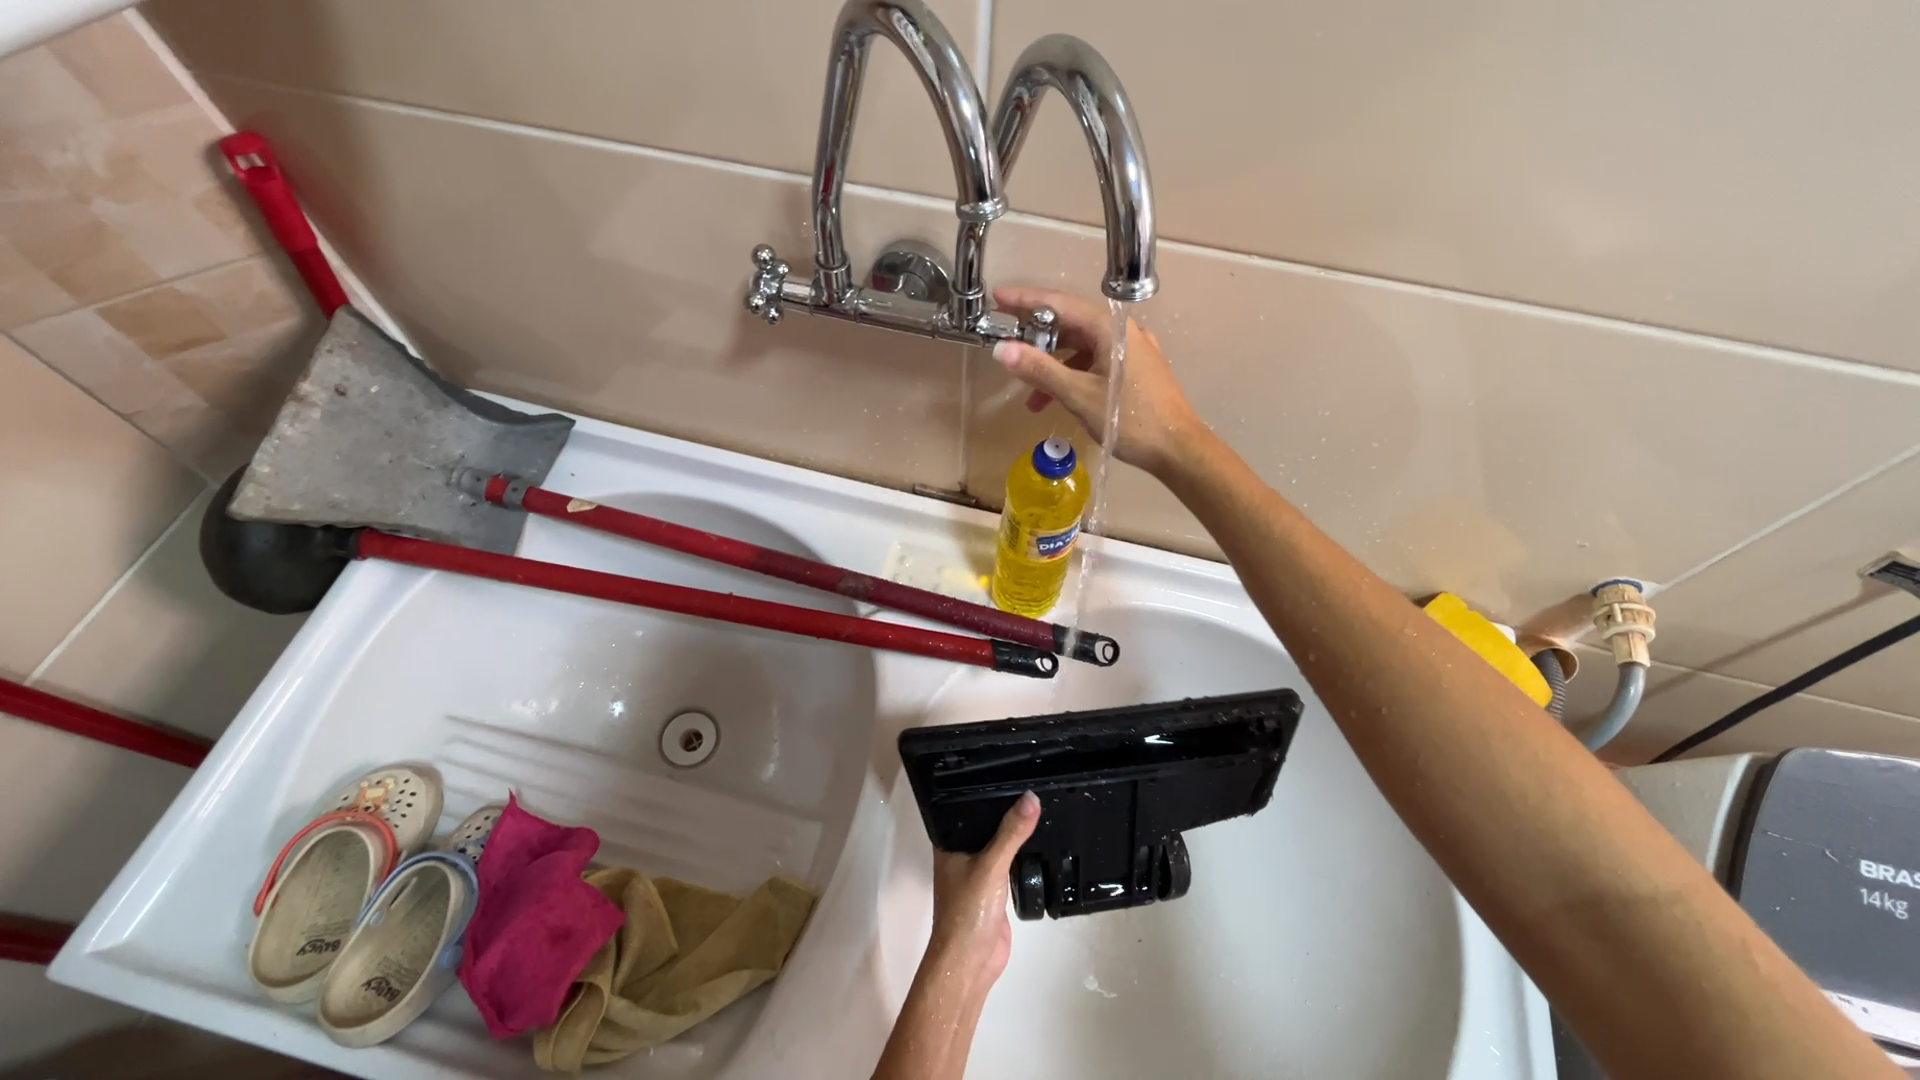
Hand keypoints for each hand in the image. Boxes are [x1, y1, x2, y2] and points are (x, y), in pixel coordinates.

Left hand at [928, 791, 1040, 987]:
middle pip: (986, 823)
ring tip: (1041, 804)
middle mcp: (961, 853)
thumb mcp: (991, 865)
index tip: (1009, 767)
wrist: (971, 962)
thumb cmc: (968, 911)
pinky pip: (1010, 863)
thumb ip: (1011, 833)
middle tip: (1034, 782)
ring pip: (999, 843)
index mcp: (948, 842)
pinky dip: (1022, 853)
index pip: (966, 806)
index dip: (984, 787)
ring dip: (1015, 831)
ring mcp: (978, 872)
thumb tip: (1031, 798)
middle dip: (1006, 808)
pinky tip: (1040, 840)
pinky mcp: (994, 889)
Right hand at [991, 286, 1206, 476]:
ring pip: (1082, 347)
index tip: (999, 297)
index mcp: (1110, 329)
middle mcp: (1122, 332)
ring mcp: (1131, 351)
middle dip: (1037, 336)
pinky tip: (1057, 400)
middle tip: (1007, 342)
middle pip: (1071, 324)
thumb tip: (1003, 350)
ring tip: (1029, 391)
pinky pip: (1095, 363)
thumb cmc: (1131, 419)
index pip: (1060, 304)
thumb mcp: (1078, 395)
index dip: (1026, 301)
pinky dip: (1072, 376)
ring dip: (1053, 365)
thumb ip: (1039, 369)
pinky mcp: (1135, 371)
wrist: (1177, 448)